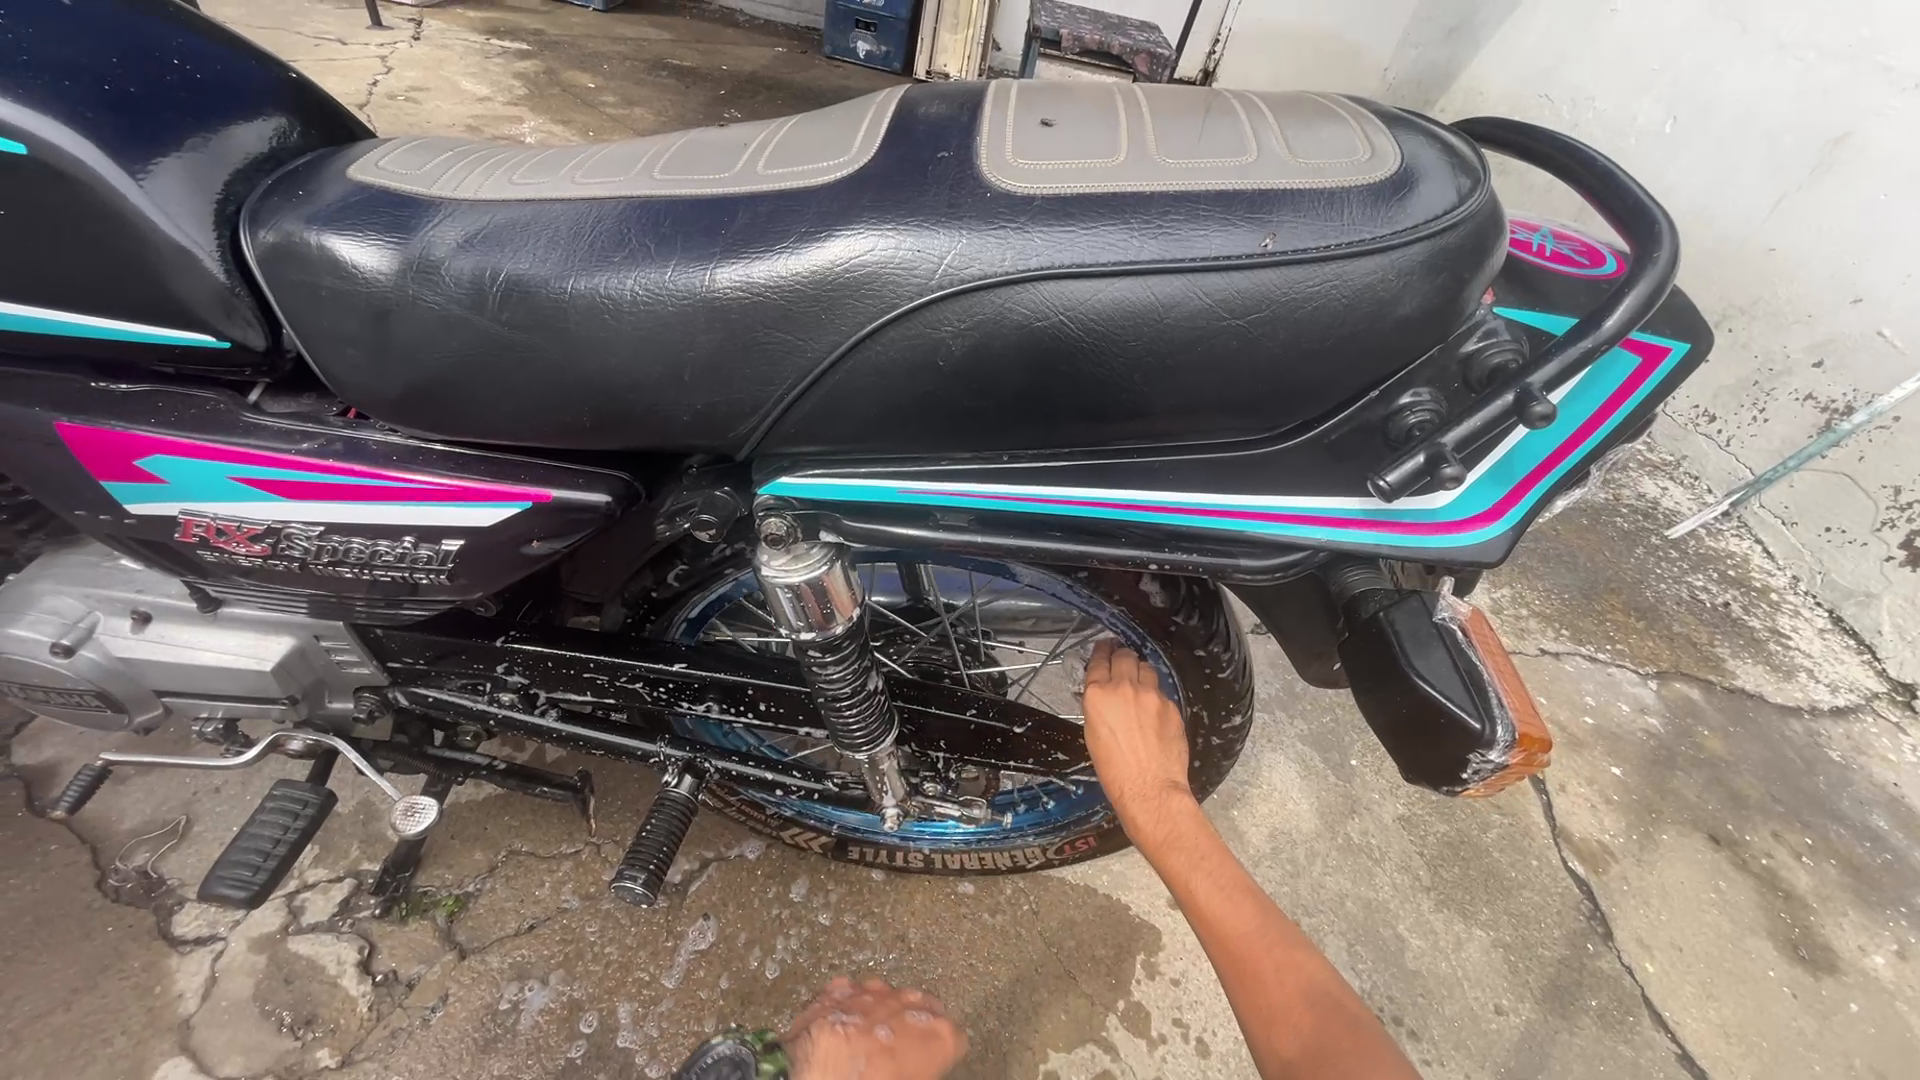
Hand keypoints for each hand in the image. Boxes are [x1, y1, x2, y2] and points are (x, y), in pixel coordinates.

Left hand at [785, 977, 966, 1079]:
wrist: (808, 1079)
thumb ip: (921, 1068)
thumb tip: (912, 1065)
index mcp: (937, 1033)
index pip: (955, 1038)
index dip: (942, 1054)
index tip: (931, 1065)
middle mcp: (910, 1002)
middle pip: (924, 1010)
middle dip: (916, 1027)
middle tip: (901, 1056)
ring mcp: (873, 990)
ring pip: (889, 997)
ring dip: (886, 1014)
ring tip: (870, 1044)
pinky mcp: (840, 988)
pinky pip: (853, 995)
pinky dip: (853, 1008)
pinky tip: (843, 1029)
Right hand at [1082, 640, 1194, 825]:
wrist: (1149, 788)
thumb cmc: (1114, 769)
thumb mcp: (1092, 732)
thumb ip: (1098, 705)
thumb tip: (1103, 695)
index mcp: (1098, 695)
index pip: (1099, 660)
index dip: (1102, 650)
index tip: (1104, 646)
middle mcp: (1124, 688)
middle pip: (1125, 656)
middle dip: (1122, 656)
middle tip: (1122, 661)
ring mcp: (1151, 695)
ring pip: (1147, 668)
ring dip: (1141, 672)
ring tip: (1139, 685)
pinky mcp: (1171, 706)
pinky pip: (1162, 692)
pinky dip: (1156, 697)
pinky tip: (1154, 713)